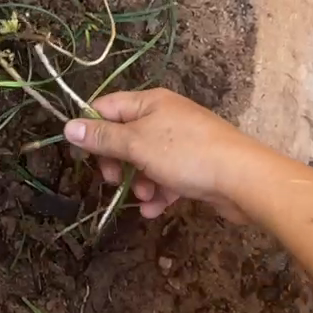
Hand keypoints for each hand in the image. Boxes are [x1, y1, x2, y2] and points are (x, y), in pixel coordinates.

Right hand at [62, 89, 266, 221]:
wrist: (245, 179)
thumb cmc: (186, 154)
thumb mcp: (136, 145)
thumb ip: (101, 137)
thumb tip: (67, 126)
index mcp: (149, 102)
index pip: (106, 108)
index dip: (91, 130)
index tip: (84, 156)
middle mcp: (164, 117)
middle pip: (124, 136)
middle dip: (116, 162)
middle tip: (112, 180)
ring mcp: (181, 141)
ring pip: (144, 160)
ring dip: (138, 182)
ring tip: (144, 198)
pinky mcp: (195, 165)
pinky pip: (166, 176)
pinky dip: (158, 191)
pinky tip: (156, 209)